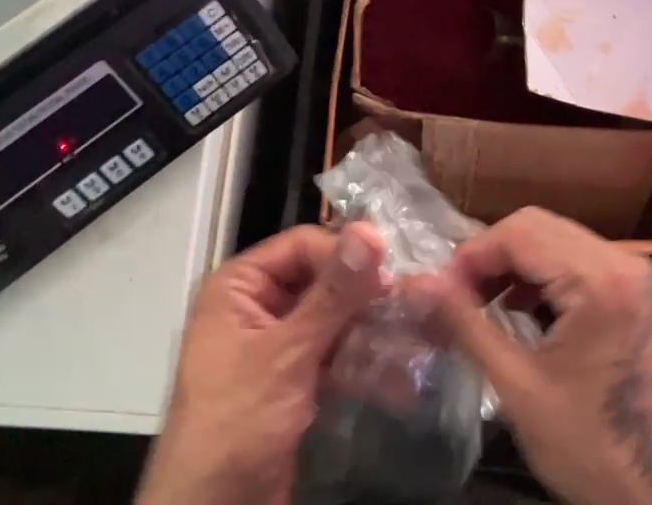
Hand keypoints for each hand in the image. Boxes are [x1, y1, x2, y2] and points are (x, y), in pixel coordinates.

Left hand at [137, 223, 385, 504]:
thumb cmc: (237, 421)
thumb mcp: (286, 353)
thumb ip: (332, 294)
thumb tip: (371, 232)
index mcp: (238, 286)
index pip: (301, 246)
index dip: (344, 255)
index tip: (391, 274)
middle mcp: (256, 308)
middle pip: (320, 281)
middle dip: (363, 296)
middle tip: (413, 305)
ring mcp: (276, 347)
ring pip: (332, 321)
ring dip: (369, 331)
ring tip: (414, 337)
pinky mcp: (294, 383)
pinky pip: (334, 357)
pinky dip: (361, 363)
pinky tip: (399, 375)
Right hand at [409, 208, 651, 504]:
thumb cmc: (590, 447)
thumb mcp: (518, 386)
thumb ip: (465, 324)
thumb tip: (417, 283)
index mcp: (599, 281)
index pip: (519, 233)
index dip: (471, 254)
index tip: (438, 290)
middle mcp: (624, 262)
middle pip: (538, 226)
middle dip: (490, 255)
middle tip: (455, 294)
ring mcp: (636, 274)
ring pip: (556, 238)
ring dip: (514, 262)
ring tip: (479, 300)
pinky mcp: (638, 291)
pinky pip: (578, 258)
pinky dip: (542, 272)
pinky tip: (518, 305)